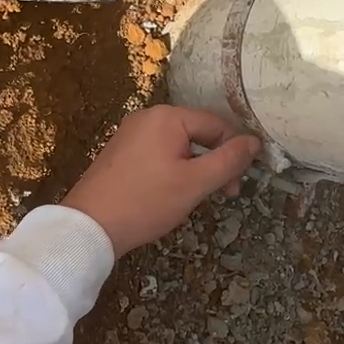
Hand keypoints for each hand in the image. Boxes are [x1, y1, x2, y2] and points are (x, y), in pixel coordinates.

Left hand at [62, 105, 262, 256]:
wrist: (89, 226)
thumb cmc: (146, 202)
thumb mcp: (195, 183)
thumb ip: (228, 160)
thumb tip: (255, 142)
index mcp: (167, 117)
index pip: (216, 125)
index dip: (235, 151)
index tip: (240, 183)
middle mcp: (147, 117)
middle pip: (197, 133)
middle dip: (215, 162)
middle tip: (226, 194)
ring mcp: (130, 134)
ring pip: (178, 146)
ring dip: (196, 169)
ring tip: (198, 198)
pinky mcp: (120, 153)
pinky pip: (158, 154)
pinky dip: (174, 170)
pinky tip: (173, 195)